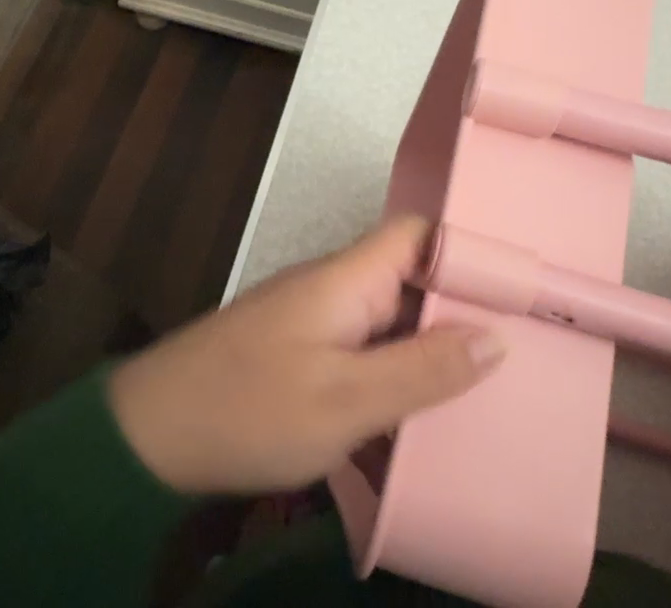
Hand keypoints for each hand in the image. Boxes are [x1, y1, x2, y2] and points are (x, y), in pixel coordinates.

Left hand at [107, 215, 506, 493]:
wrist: (148, 437)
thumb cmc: (248, 410)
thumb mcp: (346, 400)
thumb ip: (422, 369)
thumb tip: (496, 336)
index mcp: (346, 279)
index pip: (416, 234)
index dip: (467, 252)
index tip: (520, 290)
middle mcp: (331, 289)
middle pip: (409, 281)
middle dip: (459, 314)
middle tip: (522, 354)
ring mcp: (311, 322)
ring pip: (387, 323)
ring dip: (426, 354)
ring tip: (486, 391)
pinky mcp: (296, 355)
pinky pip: (360, 354)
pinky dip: (391, 378)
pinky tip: (417, 418)